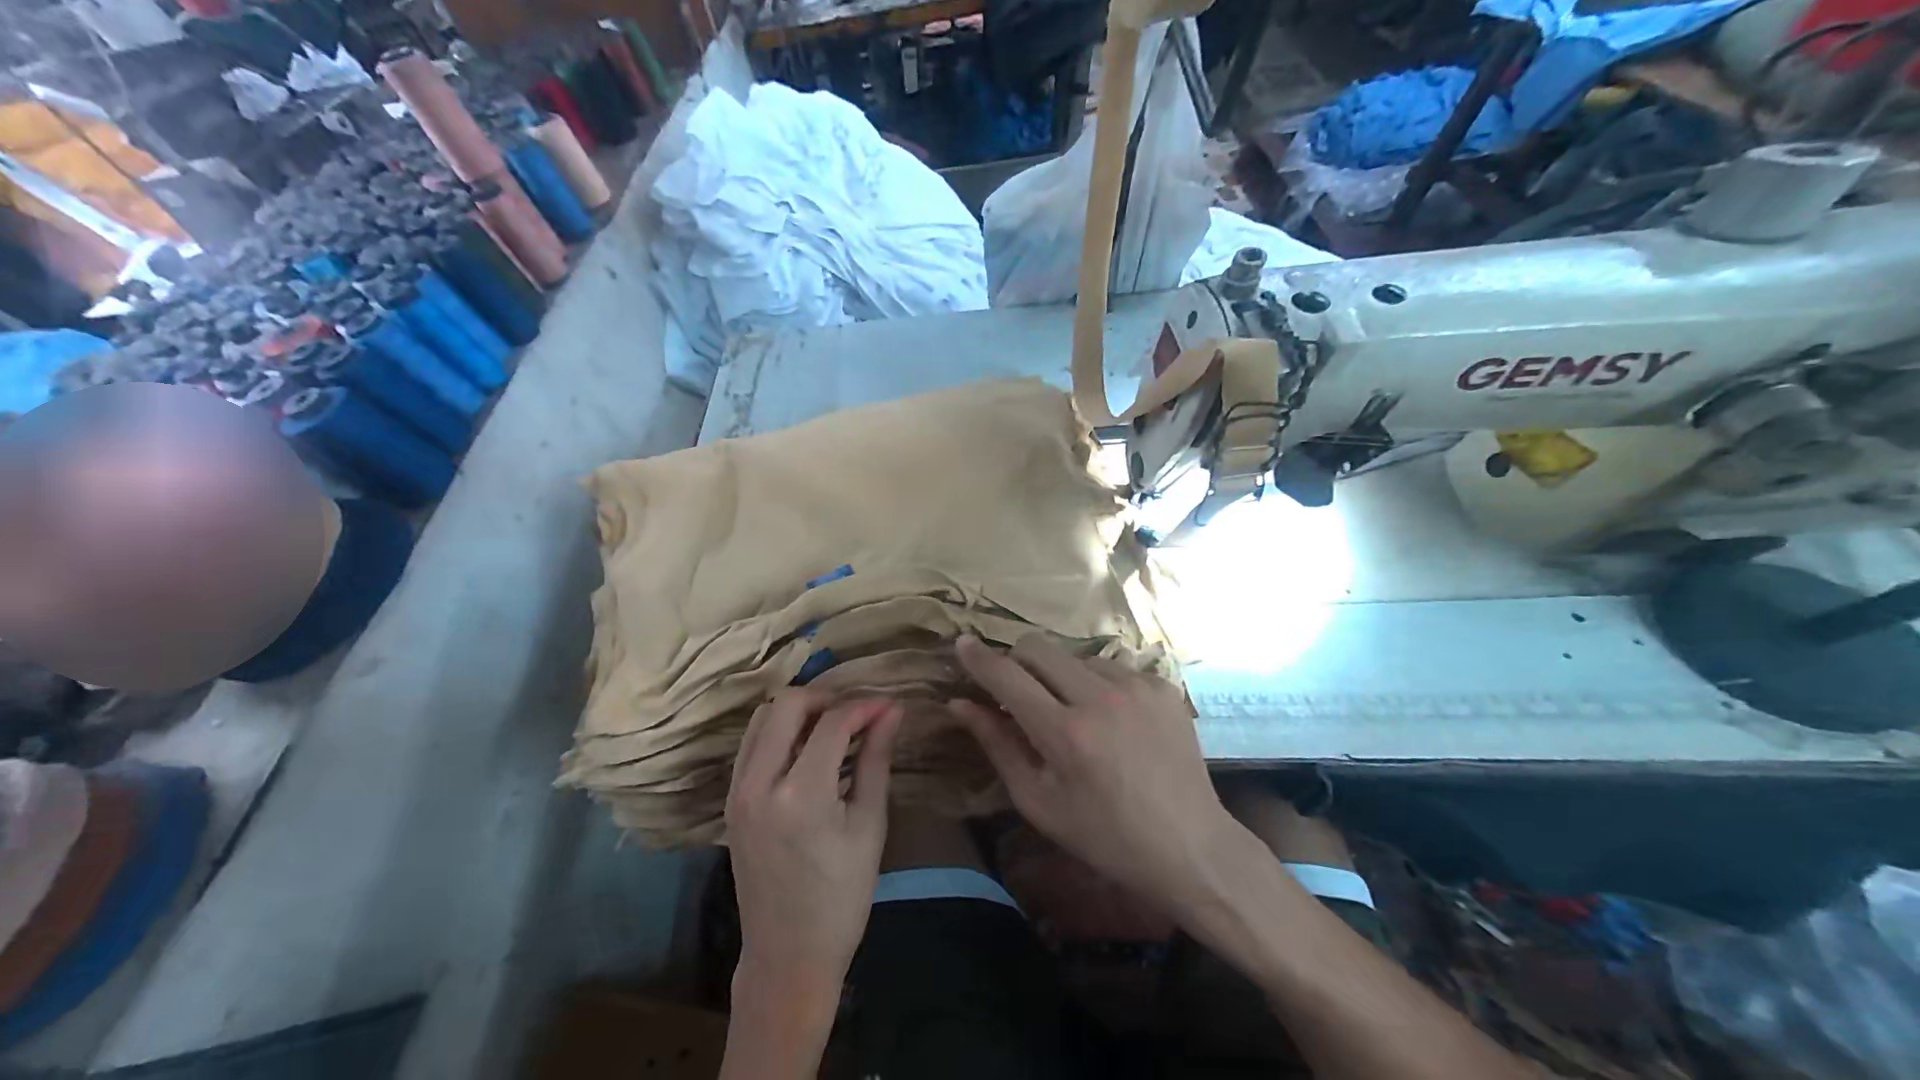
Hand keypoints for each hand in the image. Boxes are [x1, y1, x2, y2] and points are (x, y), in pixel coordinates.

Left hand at [726, 689, 902, 992]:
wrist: (788, 953)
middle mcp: (760, 783)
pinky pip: (750, 745)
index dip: (864, 706)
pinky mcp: (730, 801)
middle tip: (856, 715)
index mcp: (801, 794)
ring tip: (832, 729)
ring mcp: (737, 791)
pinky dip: (778, 733)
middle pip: (787, 704)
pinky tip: (805, 749)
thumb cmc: (842, 895)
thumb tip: (893, 711)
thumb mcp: (870, 825)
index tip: (888, 706)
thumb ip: (877, 760)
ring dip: (799, 712)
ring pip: (762, 718)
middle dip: (826, 698)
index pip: (832, 722)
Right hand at [952, 635, 1240, 918]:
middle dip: (1018, 662)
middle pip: (1039, 648)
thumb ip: (998, 746)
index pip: (1008, 676)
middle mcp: (1101, 698)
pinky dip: (1098, 685)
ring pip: (1075, 657)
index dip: (979, 658)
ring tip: (1074, 715)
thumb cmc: (1103, 835)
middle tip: (1019, 692)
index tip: (962, 643)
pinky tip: (1111, 721)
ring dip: (1061, 676)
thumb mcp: (1039, 802)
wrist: (1188, 846)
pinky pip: (1113, 668)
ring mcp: (1137, 687)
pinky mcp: (1162, 687)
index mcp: (1065, 733)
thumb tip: (960, 704)